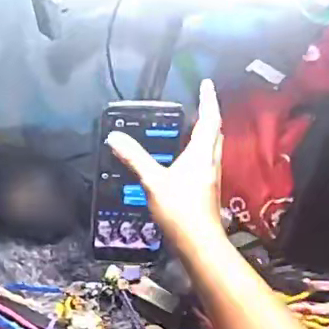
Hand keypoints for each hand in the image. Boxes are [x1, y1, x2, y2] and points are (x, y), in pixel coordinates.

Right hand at [106, 77, 225, 250]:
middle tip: (199, 105)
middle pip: (214, 132)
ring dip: (205, 135)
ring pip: (212, 148)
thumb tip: (115, 139)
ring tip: (191, 128)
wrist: (199, 243)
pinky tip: (185, 161)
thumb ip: (134, 158)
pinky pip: (205, 163)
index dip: (208, 99)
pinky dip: (198, 154)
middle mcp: (210, 162)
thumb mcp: (153, 181)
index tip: (206, 84)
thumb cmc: (181, 210)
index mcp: (201, 153)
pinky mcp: (206, 191)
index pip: (209, 118)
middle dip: (208, 116)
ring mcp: (211, 178)